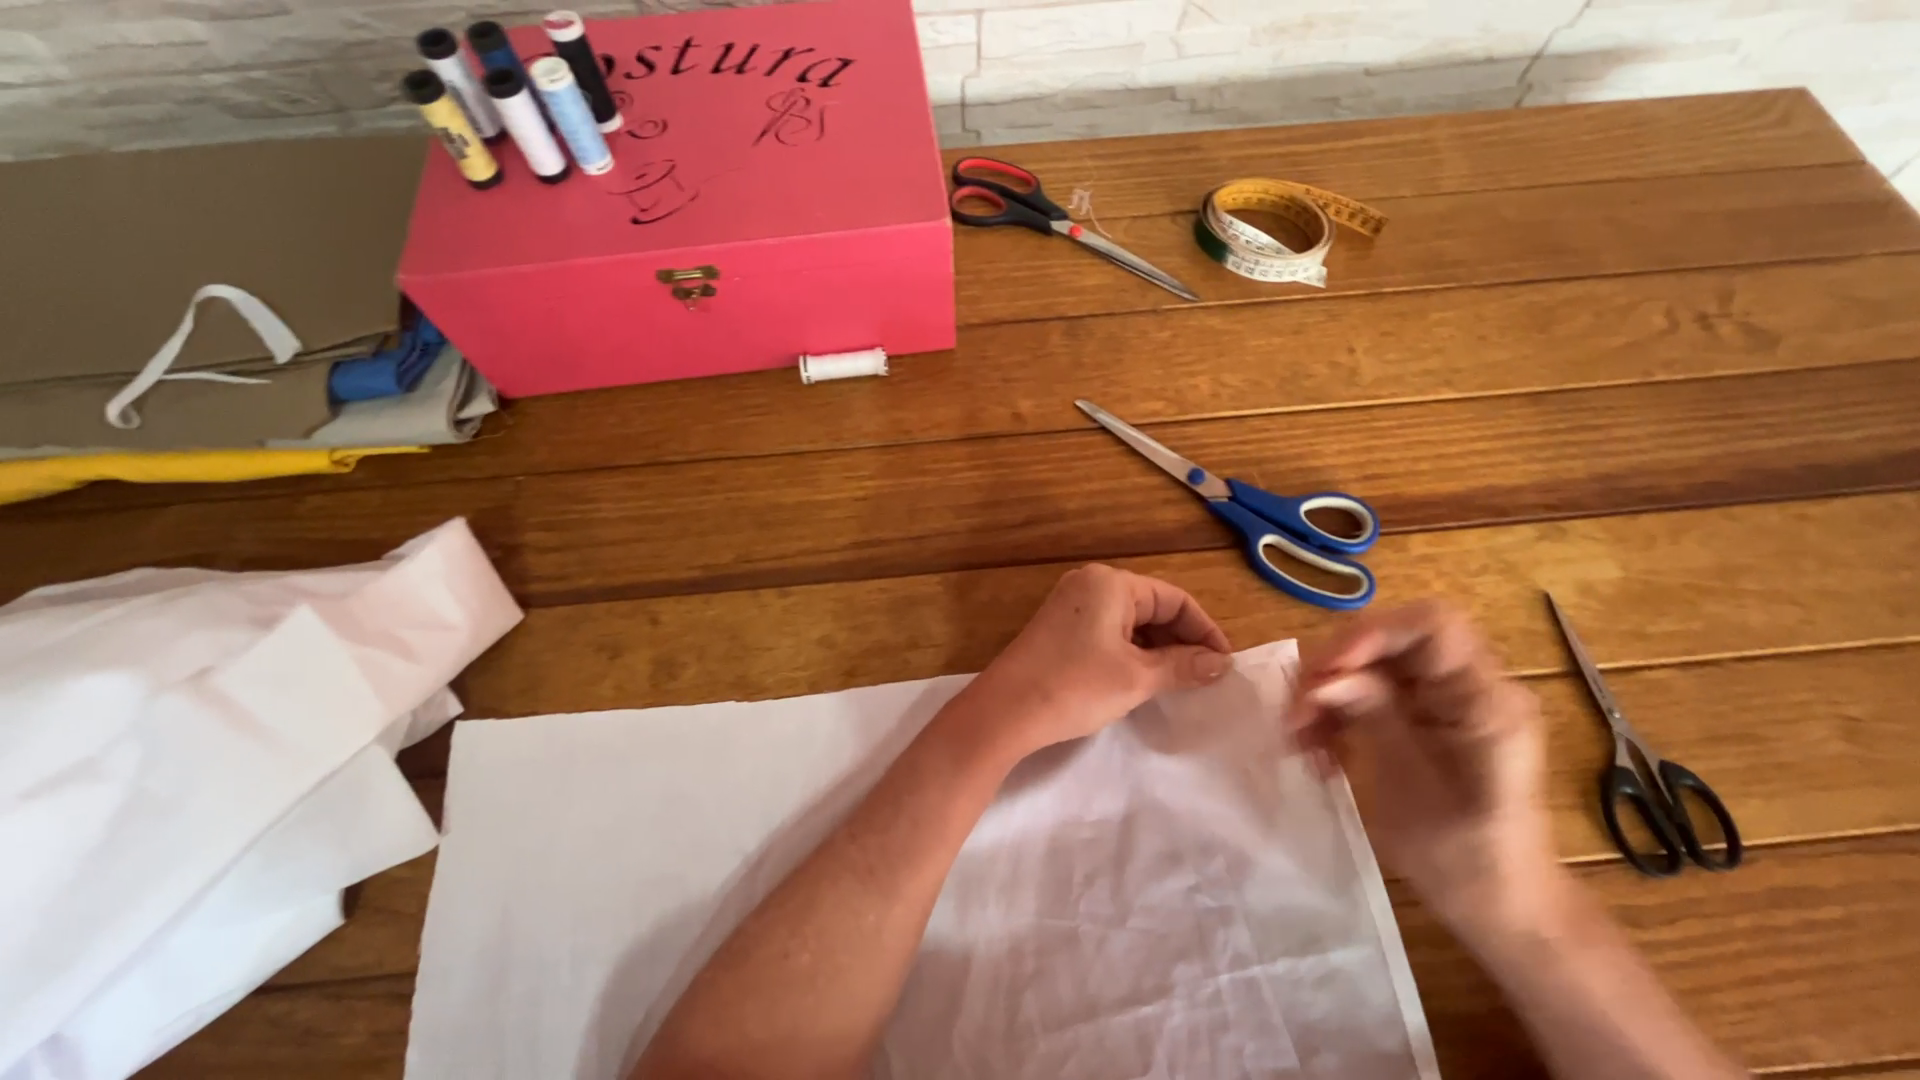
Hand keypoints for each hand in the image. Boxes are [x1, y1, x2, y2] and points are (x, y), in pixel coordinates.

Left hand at [955, 564, 1233, 763]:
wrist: (1004, 712)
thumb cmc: (1074, 687)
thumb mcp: (1136, 677)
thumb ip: (1183, 666)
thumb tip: (1220, 663)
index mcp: (1111, 584)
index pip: (1175, 599)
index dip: (1205, 631)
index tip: (1225, 665)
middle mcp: (1090, 584)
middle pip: (1152, 607)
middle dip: (1181, 641)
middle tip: (1205, 678)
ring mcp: (1070, 606)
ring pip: (1130, 622)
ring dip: (1157, 650)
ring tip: (1179, 683)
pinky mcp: (1058, 629)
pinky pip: (1108, 633)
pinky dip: (1131, 653)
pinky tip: (1143, 680)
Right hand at [1289, 602, 1564, 933]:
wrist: (1500, 906)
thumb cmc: (1466, 857)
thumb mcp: (1412, 789)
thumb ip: (1375, 720)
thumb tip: (1328, 677)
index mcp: (1485, 700)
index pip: (1431, 626)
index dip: (1370, 633)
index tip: (1324, 673)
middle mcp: (1468, 689)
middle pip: (1389, 644)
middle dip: (1334, 670)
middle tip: (1295, 713)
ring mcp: (1446, 704)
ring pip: (1370, 668)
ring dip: (1326, 696)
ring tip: (1298, 740)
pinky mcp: (1425, 721)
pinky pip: (1370, 696)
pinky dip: (1337, 716)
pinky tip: (1317, 752)